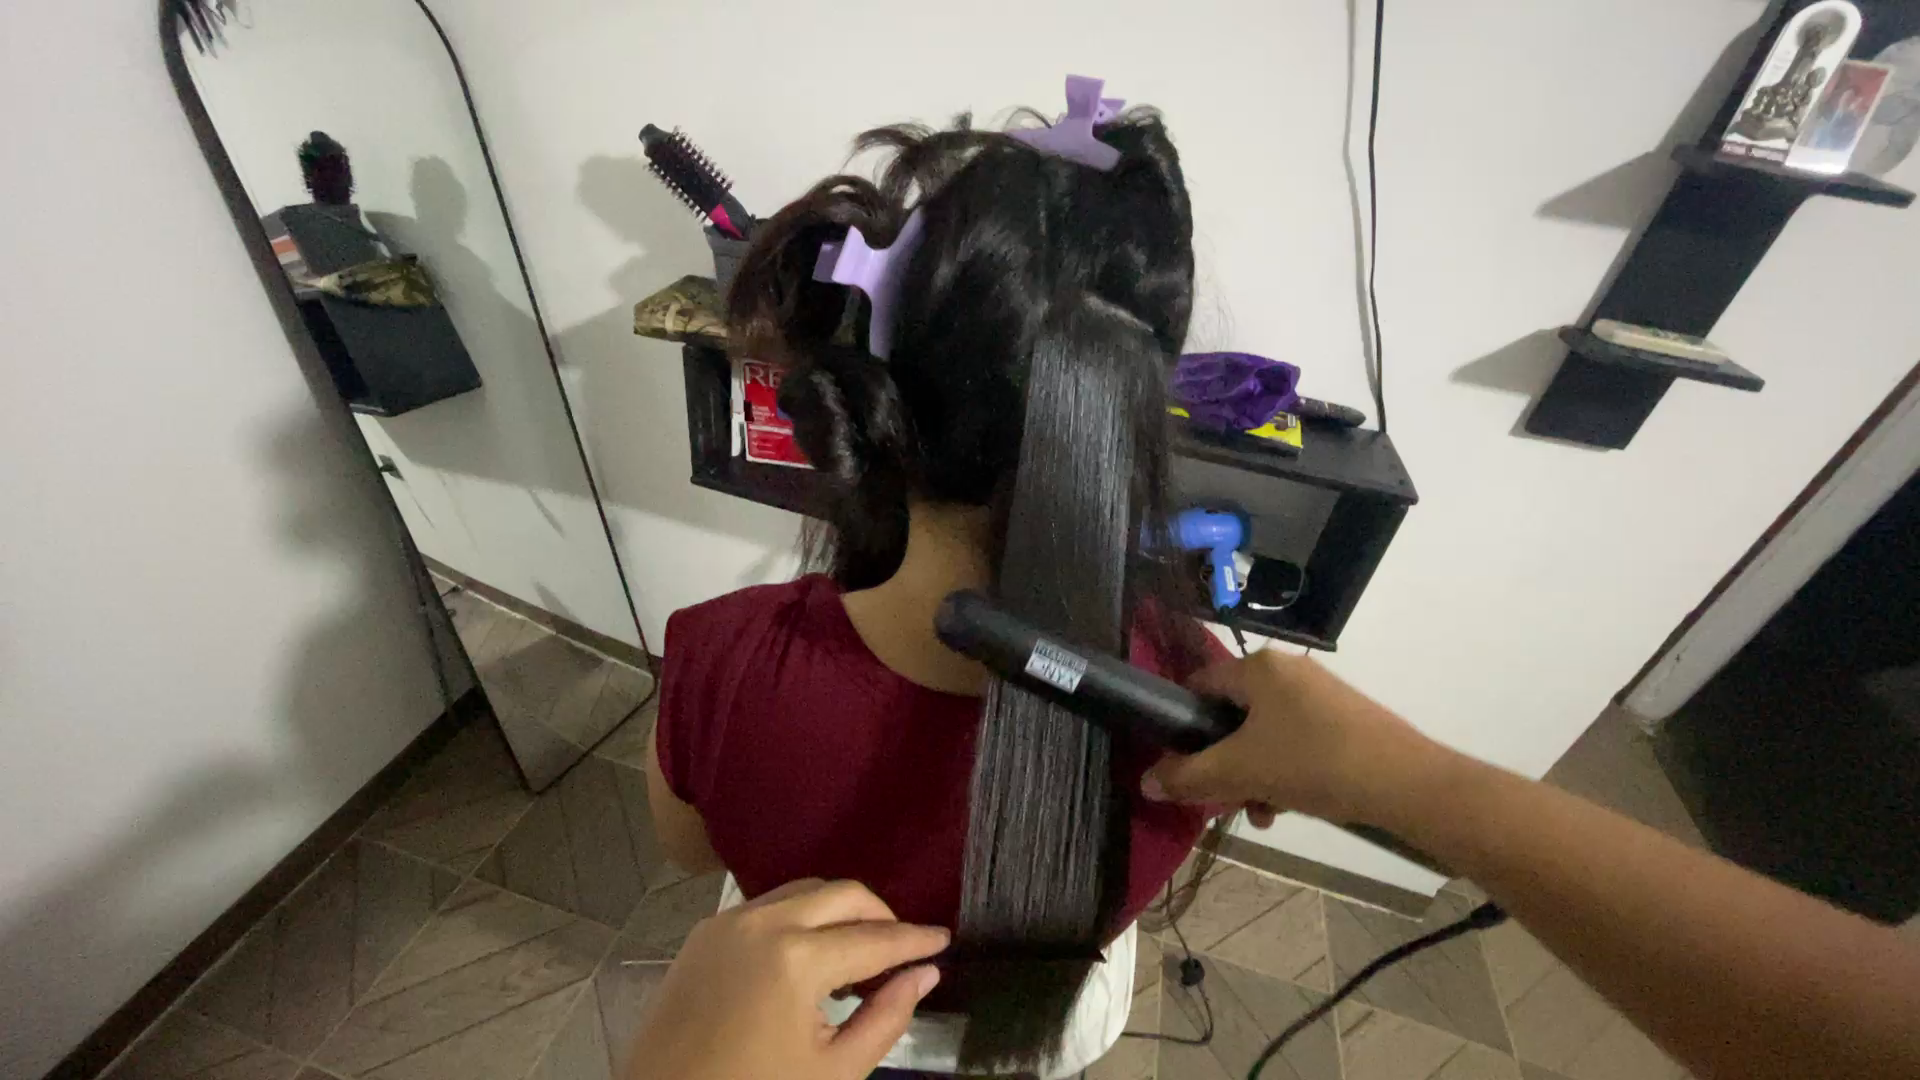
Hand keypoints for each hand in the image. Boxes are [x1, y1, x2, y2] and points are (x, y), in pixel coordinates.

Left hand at [626, 878, 949, 1079]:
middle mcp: (765, 921)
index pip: (875, 939)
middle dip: (880, 915)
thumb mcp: (832, 1074)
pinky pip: (769, 905)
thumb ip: (886, 1018)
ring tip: (856, 955)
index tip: (943, 940)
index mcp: (797, 959)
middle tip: (901, 948)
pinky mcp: (706, 930)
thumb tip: (925, 974)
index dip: (914, 940)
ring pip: (806, 891)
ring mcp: (730, 920)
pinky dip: (801, 918)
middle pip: (843, 894)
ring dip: (840, 912)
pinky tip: (807, 957)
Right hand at [1143, 649, 1440, 826]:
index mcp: (1258, 667)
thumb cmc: (1313, 763)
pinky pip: (1296, 740)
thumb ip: (1188, 776)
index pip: (1199, 685)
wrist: (1409, 785)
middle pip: (1232, 715)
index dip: (1183, 724)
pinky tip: (1289, 807)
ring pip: (1265, 733)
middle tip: (1223, 798)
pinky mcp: (1346, 718)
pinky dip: (1284, 770)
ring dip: (1253, 774)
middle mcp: (1287, 670)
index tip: (1184, 764)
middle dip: (1224, 761)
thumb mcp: (1240, 772)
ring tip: (1261, 813)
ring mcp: (1320, 693)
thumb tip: (1146, 782)